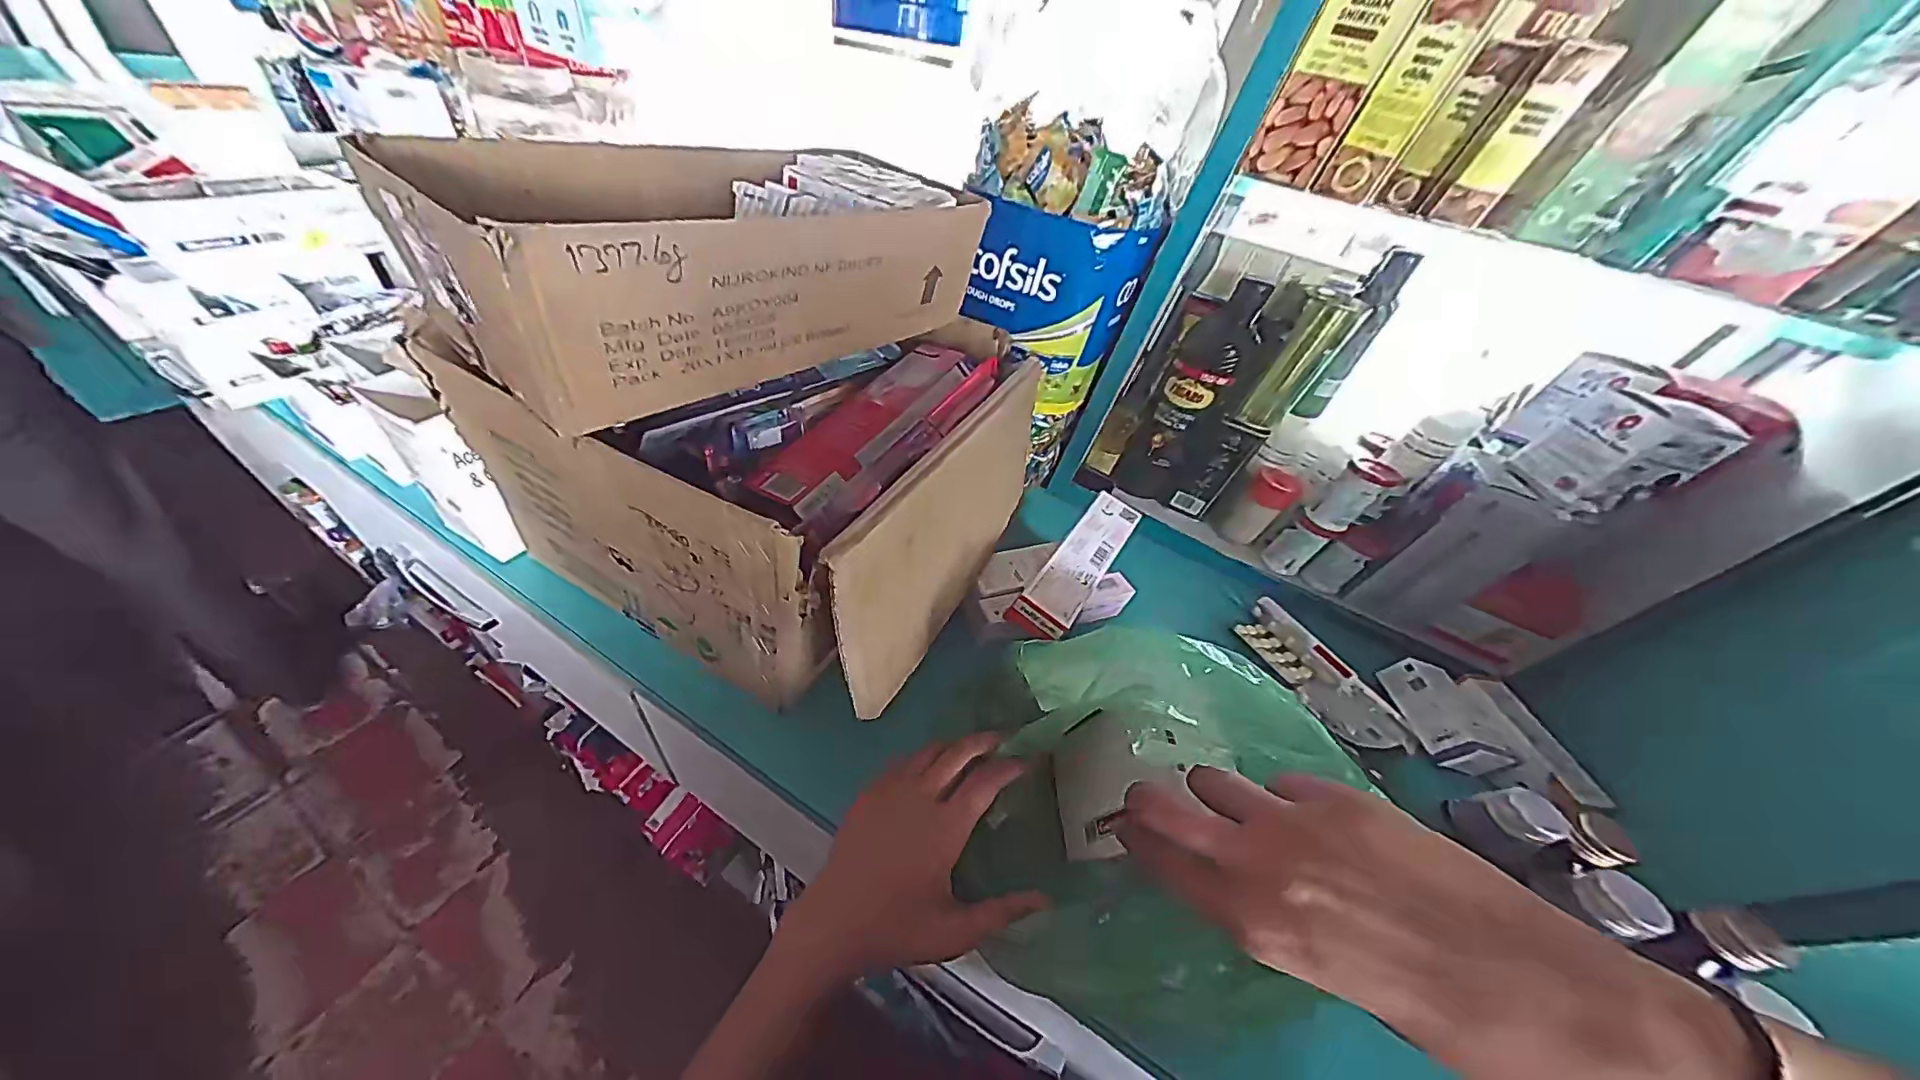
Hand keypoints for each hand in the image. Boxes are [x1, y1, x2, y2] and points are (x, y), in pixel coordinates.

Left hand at [772, 734, 1047, 984]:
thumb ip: (1001, 912)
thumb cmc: (897, 927)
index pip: (985, 782)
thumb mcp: (955, 930)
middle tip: (1004, 738)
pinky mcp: (868, 794)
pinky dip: (923, 757)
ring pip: (928, 751)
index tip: (1027, 760)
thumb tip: (1044, 900)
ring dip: (953, 745)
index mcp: (945, 827)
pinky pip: (902, 762)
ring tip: (970, 749)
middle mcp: (920, 798)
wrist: (834, 922)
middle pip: (957, 752)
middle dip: (984, 740)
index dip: (1009, 766)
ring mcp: (890, 792)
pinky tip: (927, 767)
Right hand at [1118, 767, 1754, 1079]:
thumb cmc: (1435, 1013)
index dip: (1136, 841)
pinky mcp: (1348, 797)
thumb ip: (1273, 921)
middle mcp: (1266, 863)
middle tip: (1143, 799)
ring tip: (1234, 808)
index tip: (1121, 827)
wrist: (1554, 994)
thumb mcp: (1332, 977)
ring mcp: (1305, 821)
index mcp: (1259, 924)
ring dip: (1216, 794)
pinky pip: (1285, 783)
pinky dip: (1283, 797)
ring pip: (1220, 781)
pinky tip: (1312, 819)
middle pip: (1170, 807)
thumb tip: (1242, 883)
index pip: (1165, 864)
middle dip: (1147, 801)